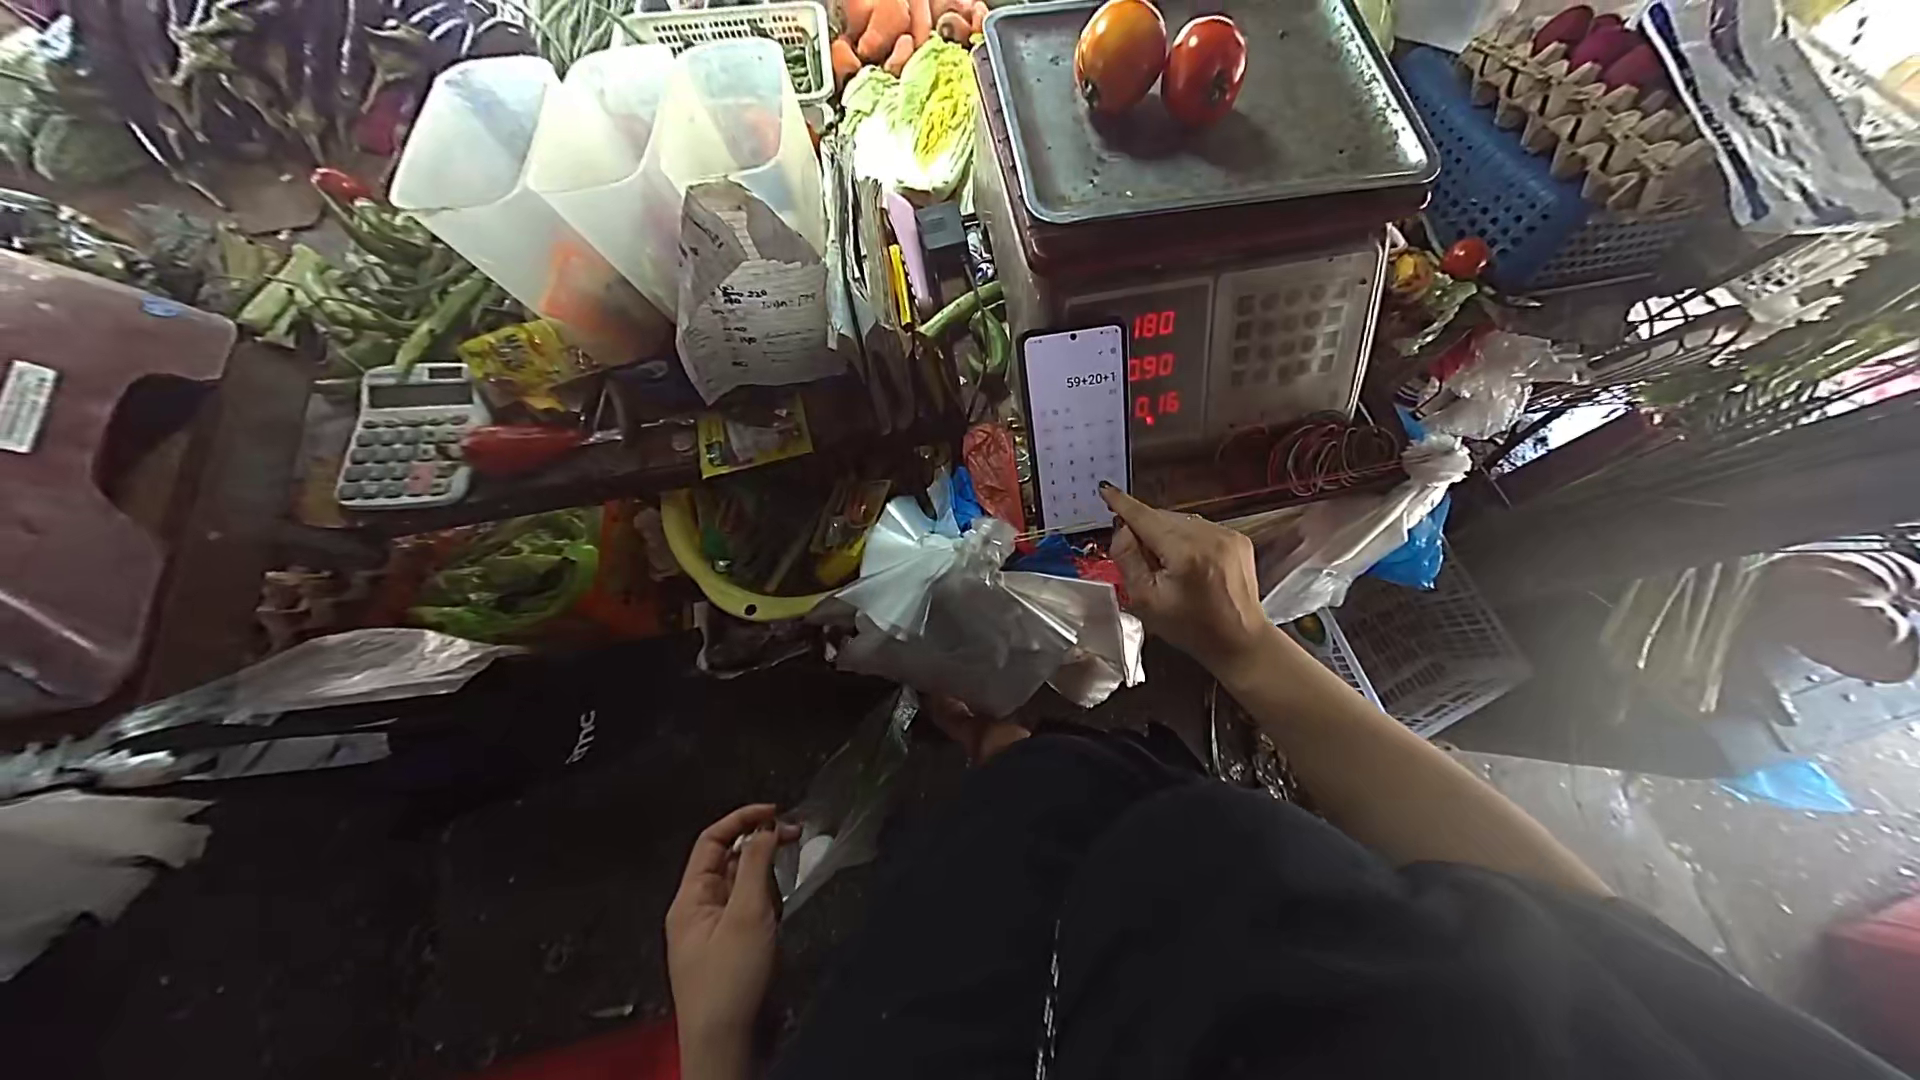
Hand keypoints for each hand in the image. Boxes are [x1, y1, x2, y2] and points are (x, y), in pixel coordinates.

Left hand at [666, 805, 798, 1060]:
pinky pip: (751, 907)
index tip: (774, 811)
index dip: (742, 819)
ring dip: (765, 877)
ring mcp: (716, 928)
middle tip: (793, 836)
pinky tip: (777, 915)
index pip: (712, 840)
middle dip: (760, 846)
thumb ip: (756, 864)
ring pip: (744, 882)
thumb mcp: (747, 914)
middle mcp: (699, 908)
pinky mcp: (733, 944)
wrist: (728, 1046)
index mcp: (690, 898)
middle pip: (729, 859)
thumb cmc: (731, 981)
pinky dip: (767, 901)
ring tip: (779, 894)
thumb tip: (765, 827)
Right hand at [1100, 484, 1275, 672]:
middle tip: (1138, 557)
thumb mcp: (1144, 599)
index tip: (1106, 490)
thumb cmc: (1189, 626)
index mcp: (1185, 553)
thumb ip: (1128, 558)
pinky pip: (1198, 527)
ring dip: (1164, 533)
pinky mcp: (1237, 538)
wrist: (1238, 640)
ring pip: (1179, 520)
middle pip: (1161, 517)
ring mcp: (1227, 535)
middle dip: (1144, 529)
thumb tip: (1123, 529)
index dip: (1123, 504)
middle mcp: (1209, 536)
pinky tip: (1184, 562)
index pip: (1145, 518)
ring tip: (1164, 565)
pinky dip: (1184, 537)